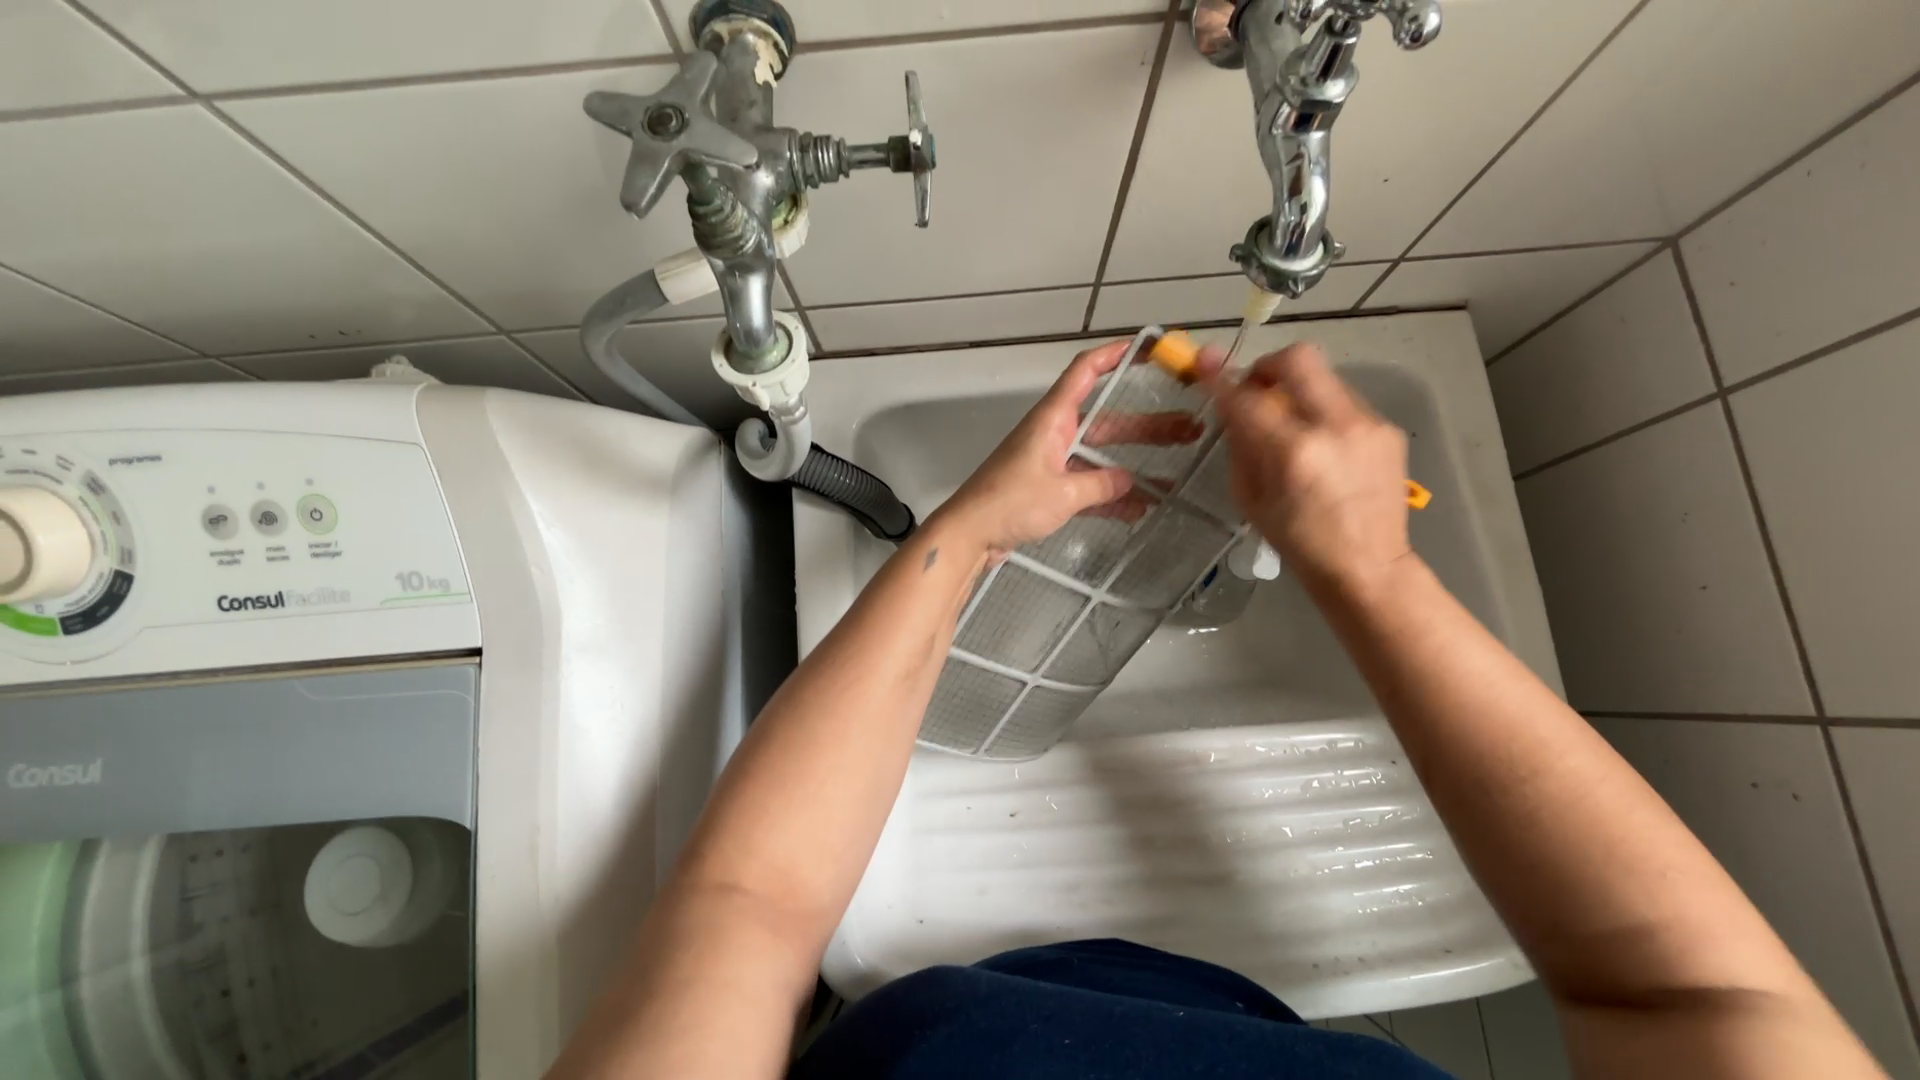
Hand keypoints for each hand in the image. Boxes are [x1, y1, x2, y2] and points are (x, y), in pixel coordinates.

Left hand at [936, 340, 1201, 556]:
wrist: (969, 536)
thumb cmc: (1007, 503)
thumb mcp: (1062, 493)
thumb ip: (1100, 486)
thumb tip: (1127, 482)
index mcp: (1052, 419)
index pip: (1085, 371)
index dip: (1115, 355)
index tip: (1147, 349)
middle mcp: (1053, 435)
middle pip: (1107, 421)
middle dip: (1147, 425)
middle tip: (1188, 429)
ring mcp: (1051, 463)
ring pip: (1102, 456)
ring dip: (1135, 464)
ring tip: (1176, 472)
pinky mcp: (1048, 491)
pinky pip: (1088, 487)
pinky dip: (1111, 496)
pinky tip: (1139, 508)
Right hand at [1208, 342, 1413, 598]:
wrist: (1368, 566)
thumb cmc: (1298, 543)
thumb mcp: (1251, 499)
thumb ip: (1241, 447)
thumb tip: (1233, 409)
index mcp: (1294, 452)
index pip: (1248, 398)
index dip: (1221, 376)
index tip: (1206, 358)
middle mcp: (1335, 427)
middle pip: (1299, 359)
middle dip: (1268, 365)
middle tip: (1256, 386)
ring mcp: (1368, 424)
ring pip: (1325, 377)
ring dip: (1298, 390)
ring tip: (1291, 423)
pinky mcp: (1387, 429)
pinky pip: (1345, 402)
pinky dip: (1323, 412)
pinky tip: (1322, 444)